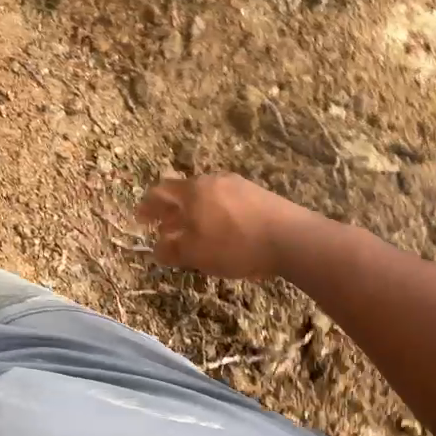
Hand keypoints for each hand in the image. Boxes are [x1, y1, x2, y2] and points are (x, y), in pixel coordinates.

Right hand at [135, 173, 315, 279]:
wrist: (295, 241)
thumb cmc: (234, 244)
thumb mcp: (194, 254)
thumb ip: (170, 251)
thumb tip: (158, 249)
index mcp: (192, 190)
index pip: (160, 192)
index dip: (147, 206)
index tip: (140, 219)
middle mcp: (214, 181)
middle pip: (185, 192)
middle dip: (172, 211)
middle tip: (166, 228)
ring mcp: (241, 186)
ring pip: (208, 198)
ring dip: (196, 214)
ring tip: (196, 233)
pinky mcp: (263, 196)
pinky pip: (229, 203)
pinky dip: (217, 215)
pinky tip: (224, 233)